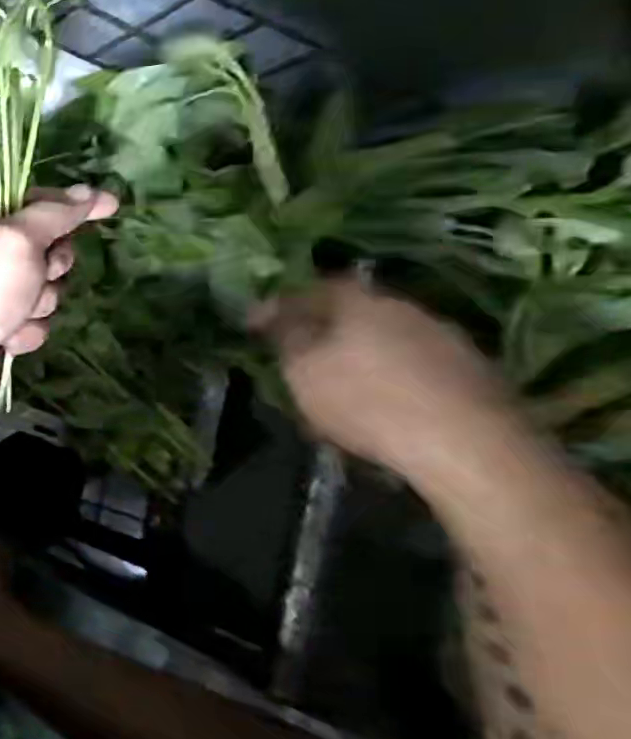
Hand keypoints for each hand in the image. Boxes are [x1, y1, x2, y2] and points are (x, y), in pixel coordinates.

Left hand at [0, 185, 117, 425]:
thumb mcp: (15, 241)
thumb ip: (52, 215)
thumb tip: (86, 192)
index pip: (32, 202)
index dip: (70, 205)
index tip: (110, 206)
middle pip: (46, 248)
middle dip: (49, 266)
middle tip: (36, 274)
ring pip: (45, 288)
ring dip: (38, 303)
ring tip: (13, 313)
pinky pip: (33, 321)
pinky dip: (25, 330)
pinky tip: (4, 338)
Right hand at [252, 276, 522, 477]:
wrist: (474, 452)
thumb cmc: (367, 400)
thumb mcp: (301, 369)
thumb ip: (287, 337)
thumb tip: (281, 317)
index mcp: (365, 303)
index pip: (315, 287)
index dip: (282, 303)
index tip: (257, 325)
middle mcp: (412, 312)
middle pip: (357, 313)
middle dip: (325, 330)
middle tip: (298, 353)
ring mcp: (454, 345)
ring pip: (390, 341)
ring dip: (362, 357)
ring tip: (338, 384)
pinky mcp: (480, 380)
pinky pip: (418, 369)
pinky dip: (393, 380)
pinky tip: (381, 405)